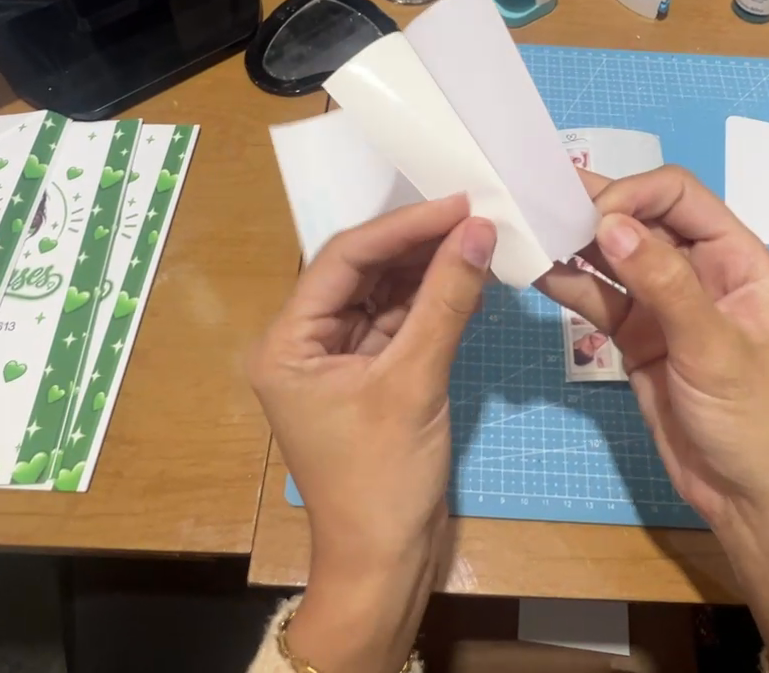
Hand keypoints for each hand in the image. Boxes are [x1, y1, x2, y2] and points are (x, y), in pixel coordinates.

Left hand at [250, 195, 495, 672]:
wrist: (387, 565)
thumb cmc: (383, 479)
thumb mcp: (415, 382)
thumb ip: (446, 301)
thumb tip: (479, 230)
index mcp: (289, 341)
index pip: (344, 259)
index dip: (401, 227)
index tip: (455, 203)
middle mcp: (307, 340)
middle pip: (363, 271)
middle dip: (416, 242)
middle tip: (472, 211)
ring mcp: (341, 356)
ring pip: (385, 292)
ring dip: (428, 267)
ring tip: (477, 234)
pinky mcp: (374, 372)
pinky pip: (402, 320)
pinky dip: (434, 299)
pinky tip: (467, 273)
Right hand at [538, 167, 768, 672]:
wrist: (749, 502)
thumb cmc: (755, 420)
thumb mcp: (715, 350)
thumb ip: (663, 284)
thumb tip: (610, 224)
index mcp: (735, 259)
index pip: (679, 196)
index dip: (634, 193)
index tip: (591, 215)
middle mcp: (696, 269)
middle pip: (640, 217)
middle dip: (594, 207)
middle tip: (539, 199)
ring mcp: (660, 302)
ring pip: (611, 255)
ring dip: (572, 241)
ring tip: (526, 227)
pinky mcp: (633, 333)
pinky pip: (595, 295)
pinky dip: (566, 281)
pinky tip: (532, 268)